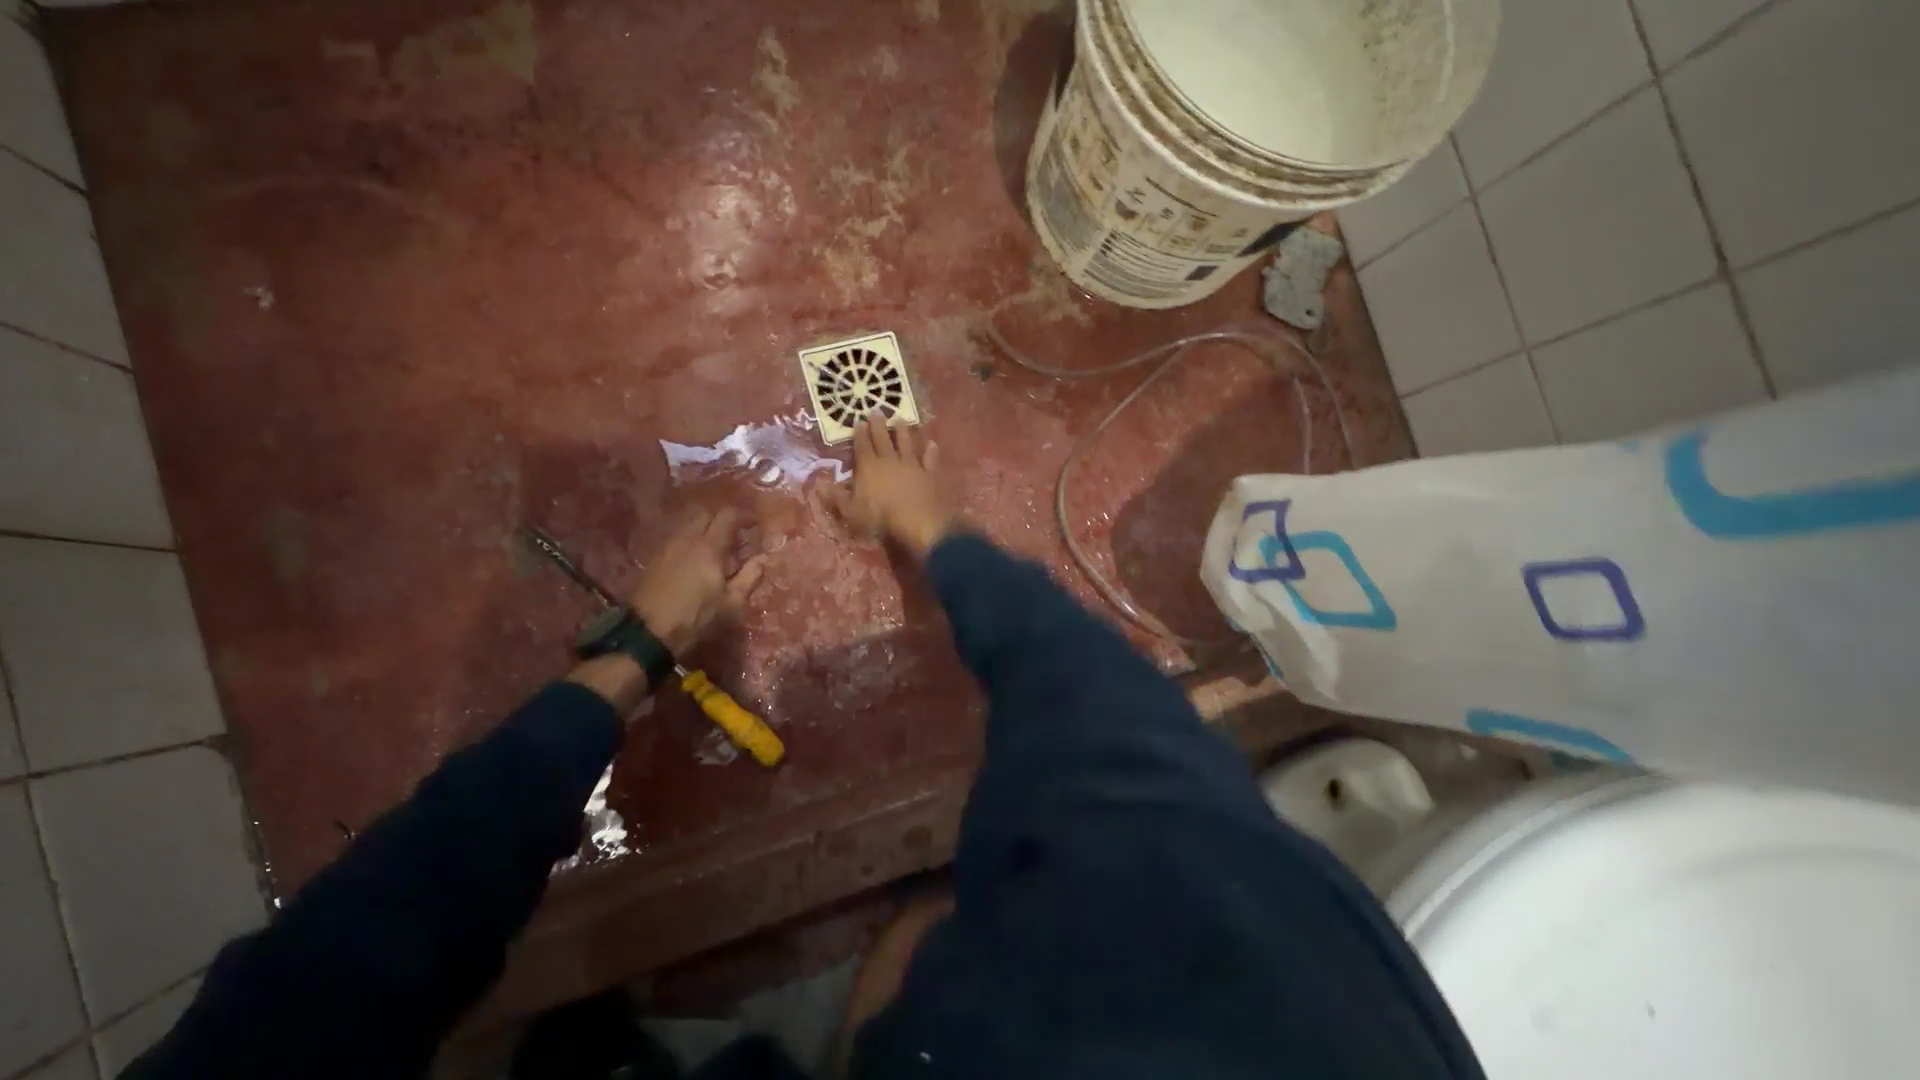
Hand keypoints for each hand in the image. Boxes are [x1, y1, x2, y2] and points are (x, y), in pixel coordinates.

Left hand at [630, 507, 765, 654]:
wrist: (648, 632)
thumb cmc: (696, 617)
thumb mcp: (731, 603)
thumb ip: (750, 577)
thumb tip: (764, 558)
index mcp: (709, 546)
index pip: (728, 515)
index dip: (744, 516)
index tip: (756, 524)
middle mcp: (686, 538)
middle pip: (705, 513)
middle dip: (722, 520)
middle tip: (735, 537)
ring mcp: (667, 546)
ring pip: (688, 525)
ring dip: (704, 531)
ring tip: (715, 552)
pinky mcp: (654, 558)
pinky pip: (676, 539)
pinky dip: (690, 542)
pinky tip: (694, 562)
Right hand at [832, 412, 954, 558]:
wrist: (916, 522)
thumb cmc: (879, 518)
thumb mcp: (850, 512)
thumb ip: (835, 496)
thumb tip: (819, 484)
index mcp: (868, 467)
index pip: (862, 446)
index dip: (859, 433)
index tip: (859, 421)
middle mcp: (889, 460)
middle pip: (883, 439)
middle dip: (879, 424)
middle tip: (877, 410)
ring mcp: (911, 465)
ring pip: (906, 443)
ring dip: (903, 431)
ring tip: (901, 419)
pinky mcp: (928, 474)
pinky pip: (929, 459)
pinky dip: (930, 451)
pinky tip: (932, 443)